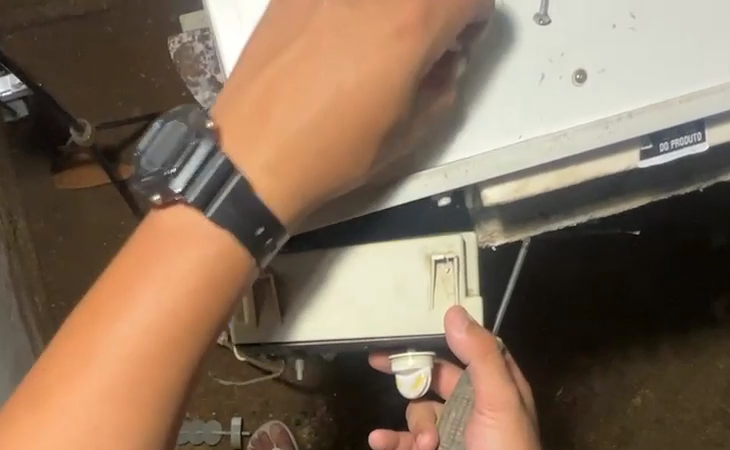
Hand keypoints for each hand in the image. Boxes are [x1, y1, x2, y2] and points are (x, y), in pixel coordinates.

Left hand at [211, 0, 490, 222]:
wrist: (257, 154)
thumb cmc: (334, 152)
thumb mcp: (407, 135)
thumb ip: (443, 88)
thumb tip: (445, 63)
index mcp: (414, 21)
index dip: (473, 19)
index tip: (459, 42)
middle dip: (435, 10)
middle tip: (422, 43)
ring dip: (391, 14)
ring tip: (374, 44)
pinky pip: (341, 0)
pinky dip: (351, 12)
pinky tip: (333, 41)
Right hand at [368, 307, 561, 449]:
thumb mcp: (499, 399)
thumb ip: (478, 356)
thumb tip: (453, 313)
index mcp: (496, 387)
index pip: (469, 351)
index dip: (445, 337)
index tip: (415, 326)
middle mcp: (472, 406)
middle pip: (434, 378)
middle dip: (410, 373)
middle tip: (378, 362)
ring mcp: (450, 434)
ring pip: (418, 411)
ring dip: (417, 426)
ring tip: (428, 448)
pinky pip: (404, 442)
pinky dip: (391, 440)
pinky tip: (378, 440)